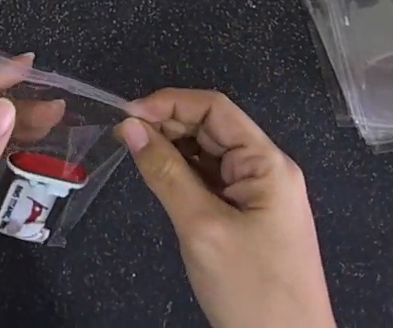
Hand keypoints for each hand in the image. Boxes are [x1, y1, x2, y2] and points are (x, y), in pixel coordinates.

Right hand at [120, 90, 334, 327]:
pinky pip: (210, 179)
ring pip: (208, 153)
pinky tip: (159, 177)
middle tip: (125, 137)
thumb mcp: (202, 227)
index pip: (215, 109)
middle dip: (168, 124)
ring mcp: (258, 195)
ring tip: (136, 154)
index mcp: (267, 163)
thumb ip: (165, 172)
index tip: (128, 116)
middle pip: (211, 127)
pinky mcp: (248, 217)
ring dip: (172, 148)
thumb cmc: (252, 289)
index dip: (170, 103)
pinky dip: (182, 173)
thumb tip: (130, 126)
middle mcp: (265, 170)